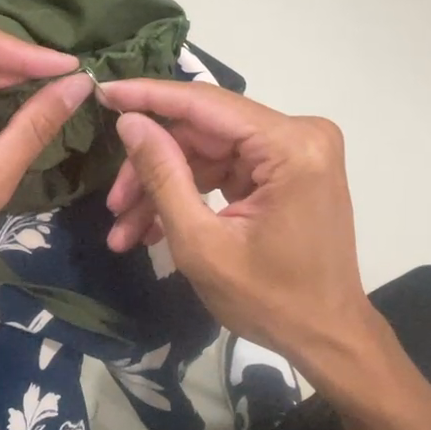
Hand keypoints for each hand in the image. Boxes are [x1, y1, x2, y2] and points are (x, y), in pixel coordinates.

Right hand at [98, 80, 372, 364]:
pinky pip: (225, 169)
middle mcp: (300, 135)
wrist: (326, 338)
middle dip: (152, 167)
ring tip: (125, 231)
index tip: (104, 91)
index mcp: (292, 146)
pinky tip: (153, 228)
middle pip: (204, 132)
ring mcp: (296, 152)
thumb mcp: (202, 243)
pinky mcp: (287, 171)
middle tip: (113, 204)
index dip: (150, 97)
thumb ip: (163, 175)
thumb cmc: (269, 299)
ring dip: (164, 188)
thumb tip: (130, 122)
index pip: (206, 104)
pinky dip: (190, 195)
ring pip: (207, 153)